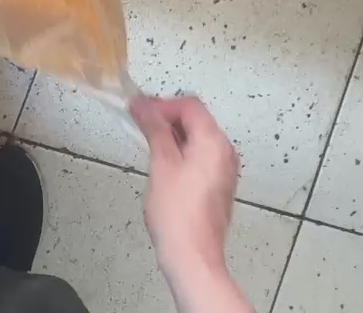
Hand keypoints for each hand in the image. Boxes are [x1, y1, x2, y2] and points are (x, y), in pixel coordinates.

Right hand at [132, 95, 250, 311]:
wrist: (193, 260)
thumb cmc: (175, 211)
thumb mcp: (161, 163)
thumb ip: (153, 127)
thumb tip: (141, 102)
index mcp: (214, 140)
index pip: (189, 105)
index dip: (163, 103)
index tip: (138, 110)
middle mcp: (225, 150)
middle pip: (196, 119)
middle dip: (167, 117)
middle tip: (140, 125)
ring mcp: (224, 169)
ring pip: (198, 137)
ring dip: (173, 134)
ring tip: (149, 144)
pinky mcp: (219, 185)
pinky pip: (201, 156)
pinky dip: (183, 151)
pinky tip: (164, 164)